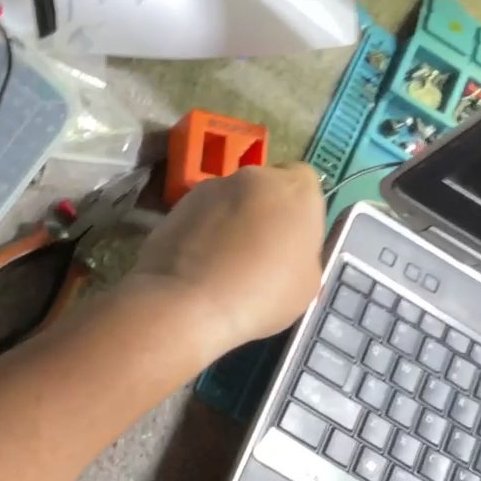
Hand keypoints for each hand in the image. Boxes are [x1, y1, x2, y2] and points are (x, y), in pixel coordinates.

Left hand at [123, 163, 326, 356]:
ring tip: (218, 263)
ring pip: (225, 201)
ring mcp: (206, 189)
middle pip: (261, 189)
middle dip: (259, 212)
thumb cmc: (261, 295)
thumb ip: (300, 251)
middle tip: (253, 253)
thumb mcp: (307, 282)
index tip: (289, 241)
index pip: (303, 184)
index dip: (296, 212)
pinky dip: (197, 233)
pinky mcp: (173, 207)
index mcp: (295, 188)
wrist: (186, 304)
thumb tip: (282, 250)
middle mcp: (251, 177)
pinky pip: (195, 217)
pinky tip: (192, 265)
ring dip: (225, 222)